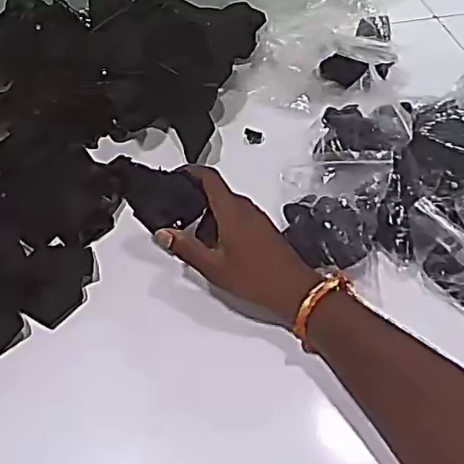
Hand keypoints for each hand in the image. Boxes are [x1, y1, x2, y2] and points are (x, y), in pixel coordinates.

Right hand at [154, 166, 321, 325]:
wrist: (296, 292)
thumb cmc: (260, 278)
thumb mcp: (213, 266)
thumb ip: (186, 247)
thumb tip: (166, 235)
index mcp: (231, 210)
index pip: (209, 177)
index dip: (192, 171)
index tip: (181, 172)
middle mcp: (246, 209)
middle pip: (217, 191)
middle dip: (198, 199)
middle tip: (182, 212)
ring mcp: (257, 218)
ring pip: (228, 205)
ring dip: (211, 215)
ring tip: (199, 237)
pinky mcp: (264, 228)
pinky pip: (239, 216)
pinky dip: (225, 224)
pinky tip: (220, 247)